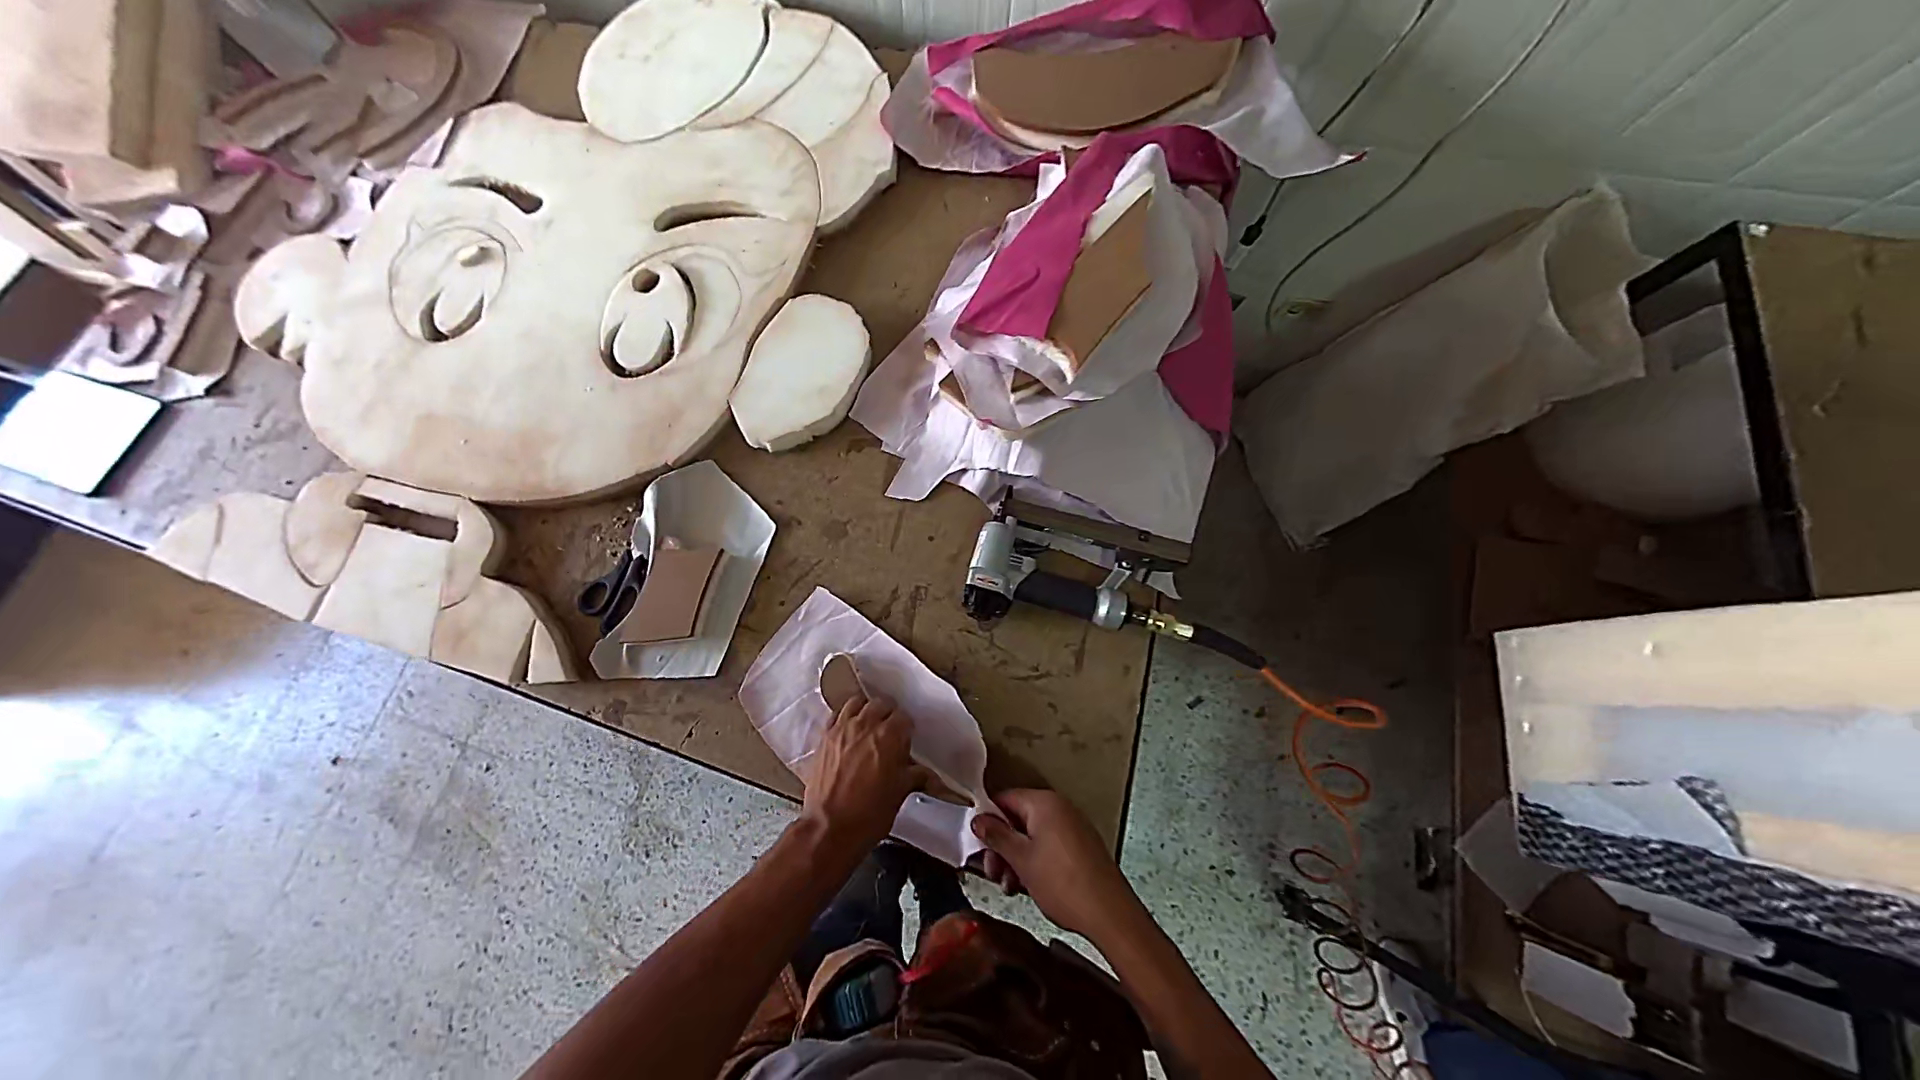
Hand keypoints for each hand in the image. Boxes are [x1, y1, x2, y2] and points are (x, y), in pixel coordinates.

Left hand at [801, 695, 926, 856]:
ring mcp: (842, 729)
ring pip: (857, 702)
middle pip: (881, 704)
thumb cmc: (869, 814)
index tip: (907, 739)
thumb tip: (928, 775)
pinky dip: (845, 716)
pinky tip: (848, 729)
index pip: (904, 718)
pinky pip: (837, 714)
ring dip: (866, 709)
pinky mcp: (824, 738)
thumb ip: (916, 776)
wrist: (830, 829)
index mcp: (890, 736)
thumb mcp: (900, 793)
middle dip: (889, 715)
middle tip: (891, 732)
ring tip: (870, 724)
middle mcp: (866, 725)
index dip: (907, 729)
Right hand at [972, 788, 1144, 941]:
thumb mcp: (1021, 860)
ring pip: (1032, 835)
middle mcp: (1060, 808)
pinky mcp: (1081, 847)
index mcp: (1044, 803)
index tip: (978, 843)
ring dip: (1016, 858)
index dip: (987, 820)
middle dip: (1001, 845)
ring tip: (1010, 885)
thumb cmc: (1064, 884)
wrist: (1108, 913)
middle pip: (1018, 818)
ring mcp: (1073, 827)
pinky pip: (1049, 845)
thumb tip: (979, 820)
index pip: (1005, 798)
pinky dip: (1034, 861)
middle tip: (992, 871)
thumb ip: (997, 836)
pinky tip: (1028, 885)